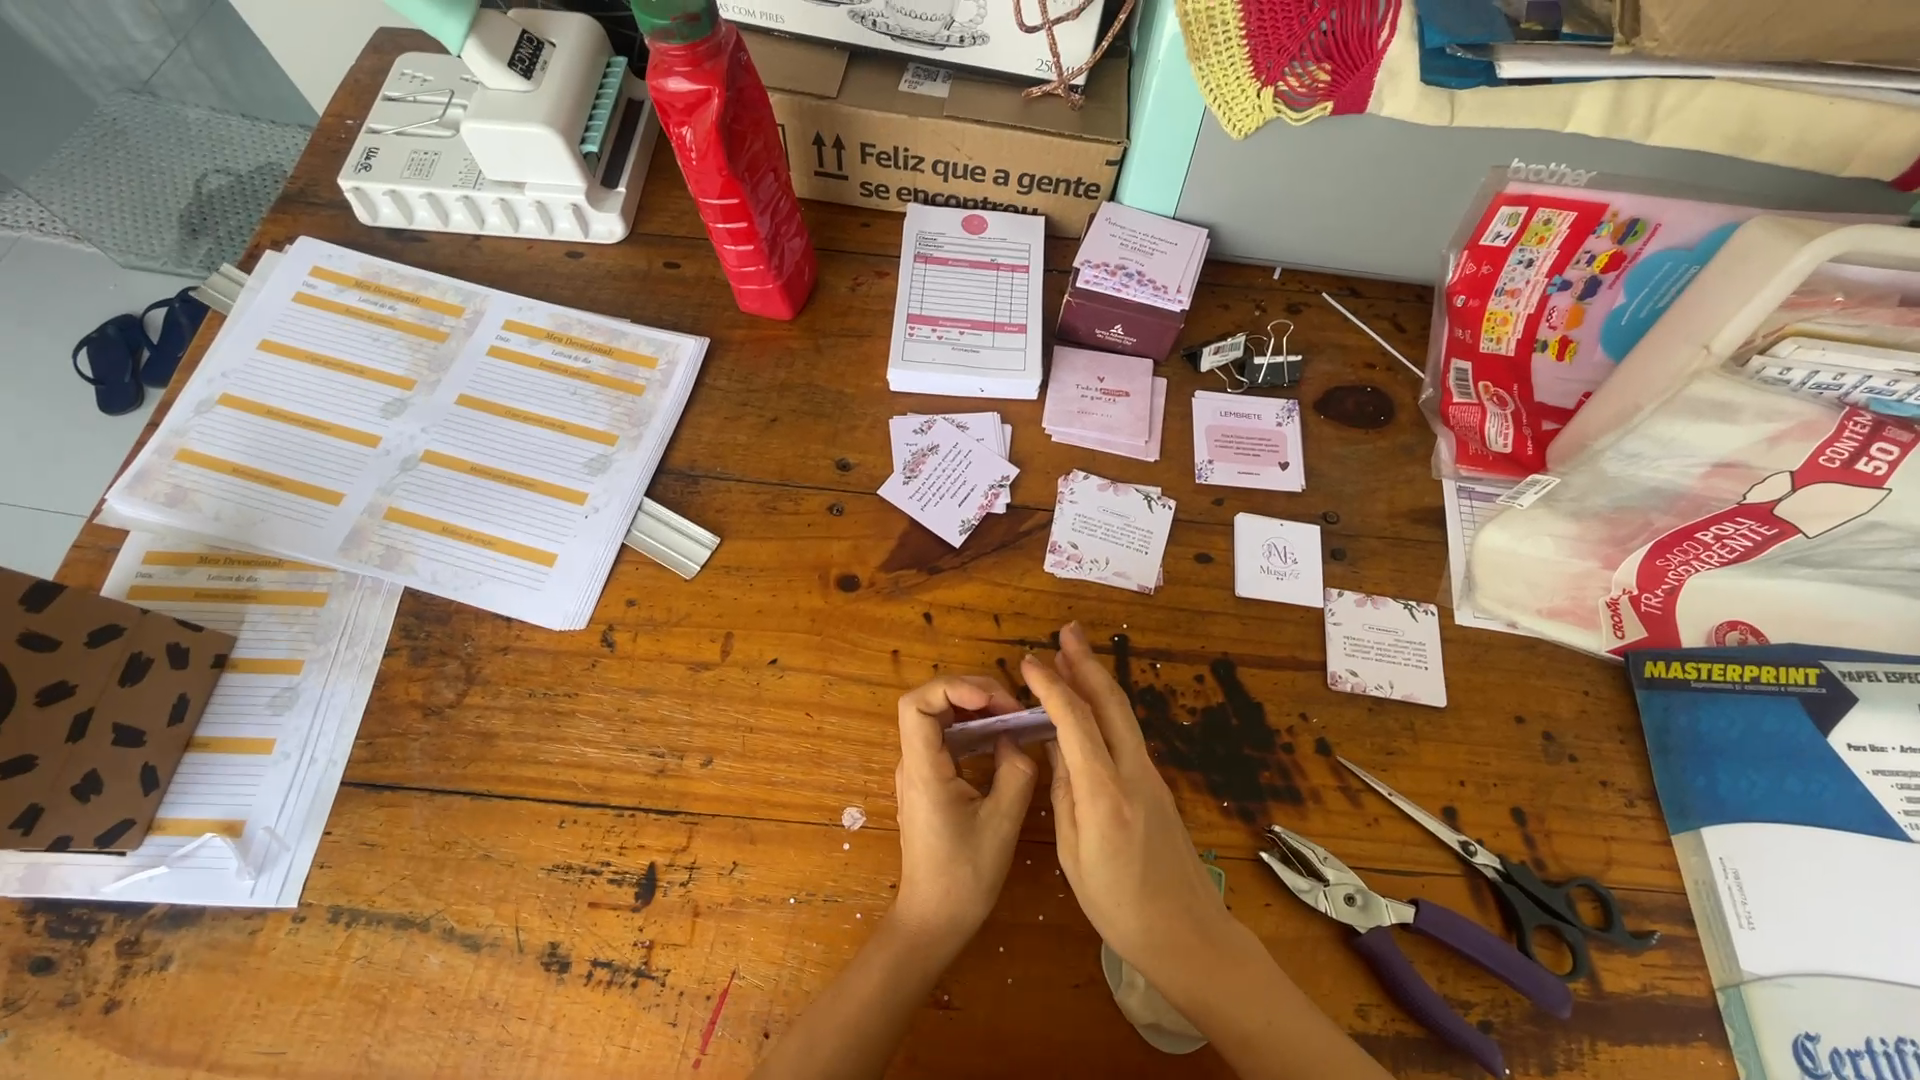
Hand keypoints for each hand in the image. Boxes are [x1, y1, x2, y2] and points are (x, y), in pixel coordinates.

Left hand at [891, 676, 1039, 946]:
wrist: (935, 919)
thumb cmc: (966, 876)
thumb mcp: (1003, 823)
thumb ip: (1015, 771)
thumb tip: (1016, 739)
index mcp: (923, 770)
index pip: (916, 705)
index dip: (952, 687)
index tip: (991, 700)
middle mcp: (912, 765)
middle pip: (929, 704)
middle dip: (971, 694)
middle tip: (1012, 708)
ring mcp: (917, 773)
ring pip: (938, 720)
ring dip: (974, 711)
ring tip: (1012, 719)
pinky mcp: (928, 784)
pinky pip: (945, 741)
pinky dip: (972, 731)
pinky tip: (1000, 741)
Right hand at [1022, 623, 1231, 977]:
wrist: (1188, 933)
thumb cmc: (1119, 906)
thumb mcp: (1073, 853)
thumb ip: (1064, 793)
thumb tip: (1053, 746)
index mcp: (1104, 793)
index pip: (1074, 722)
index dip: (1051, 687)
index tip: (1029, 662)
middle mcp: (1133, 773)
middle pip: (1110, 703)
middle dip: (1086, 663)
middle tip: (1066, 632)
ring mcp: (1151, 777)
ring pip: (1123, 715)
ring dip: (1097, 681)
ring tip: (1073, 656)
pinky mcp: (1158, 787)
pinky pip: (1127, 735)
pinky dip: (1106, 710)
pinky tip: (1091, 707)